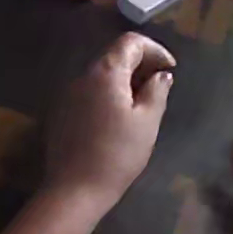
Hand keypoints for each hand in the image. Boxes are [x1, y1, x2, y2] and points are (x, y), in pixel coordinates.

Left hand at [43, 33, 174, 212]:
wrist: (75, 190)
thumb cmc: (117, 156)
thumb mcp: (147, 123)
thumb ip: (157, 92)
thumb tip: (161, 76)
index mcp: (105, 73)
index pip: (130, 43)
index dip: (155, 50)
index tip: (170, 69)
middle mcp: (82, 77)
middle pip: (113, 57)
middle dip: (140, 65)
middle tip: (160, 86)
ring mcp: (68, 96)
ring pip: (100, 77)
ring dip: (123, 82)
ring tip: (142, 104)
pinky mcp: (62, 115)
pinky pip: (89, 95)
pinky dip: (107, 96)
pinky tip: (118, 119)